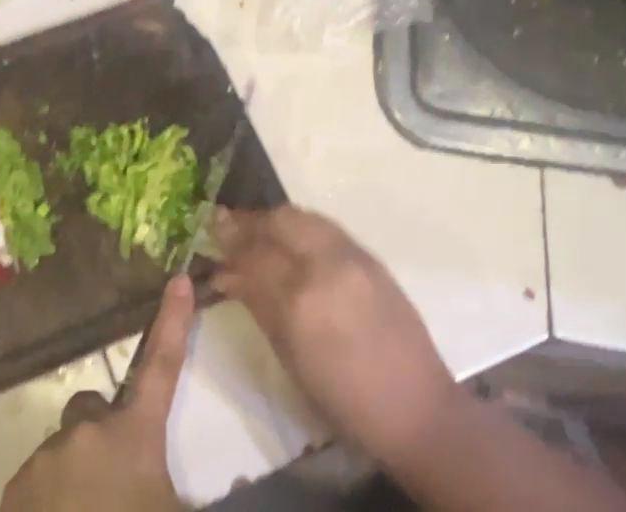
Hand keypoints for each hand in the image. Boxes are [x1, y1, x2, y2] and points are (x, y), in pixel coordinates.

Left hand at [0, 276, 194, 511]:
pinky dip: (52, 498)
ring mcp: (45, 459)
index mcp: (133, 438)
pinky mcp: (13, 489)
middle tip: (122, 487)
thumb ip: (179, 485)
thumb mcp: (172, 506)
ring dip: (79, 474)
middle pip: (97, 412)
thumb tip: (194, 478)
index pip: (163, 366)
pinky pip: (40, 480)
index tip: (181, 279)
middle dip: (107, 435)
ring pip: (67, 451)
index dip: (174, 322)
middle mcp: (86, 434)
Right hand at [210, 206, 461, 463]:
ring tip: (257, 231)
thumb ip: (257, 305)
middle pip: (280, 222)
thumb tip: (227, 275)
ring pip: (305, 218)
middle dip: (250, 222)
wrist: (415, 408)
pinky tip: (290, 242)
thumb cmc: (343, 399)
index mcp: (300, 300)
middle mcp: (326, 267)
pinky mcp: (372, 259)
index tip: (210, 238)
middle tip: (227, 227)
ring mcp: (354, 258)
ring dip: (275, 220)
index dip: (228, 244)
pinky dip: (301, 227)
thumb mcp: (289, 356)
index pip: (253, 254)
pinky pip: (326, 229)